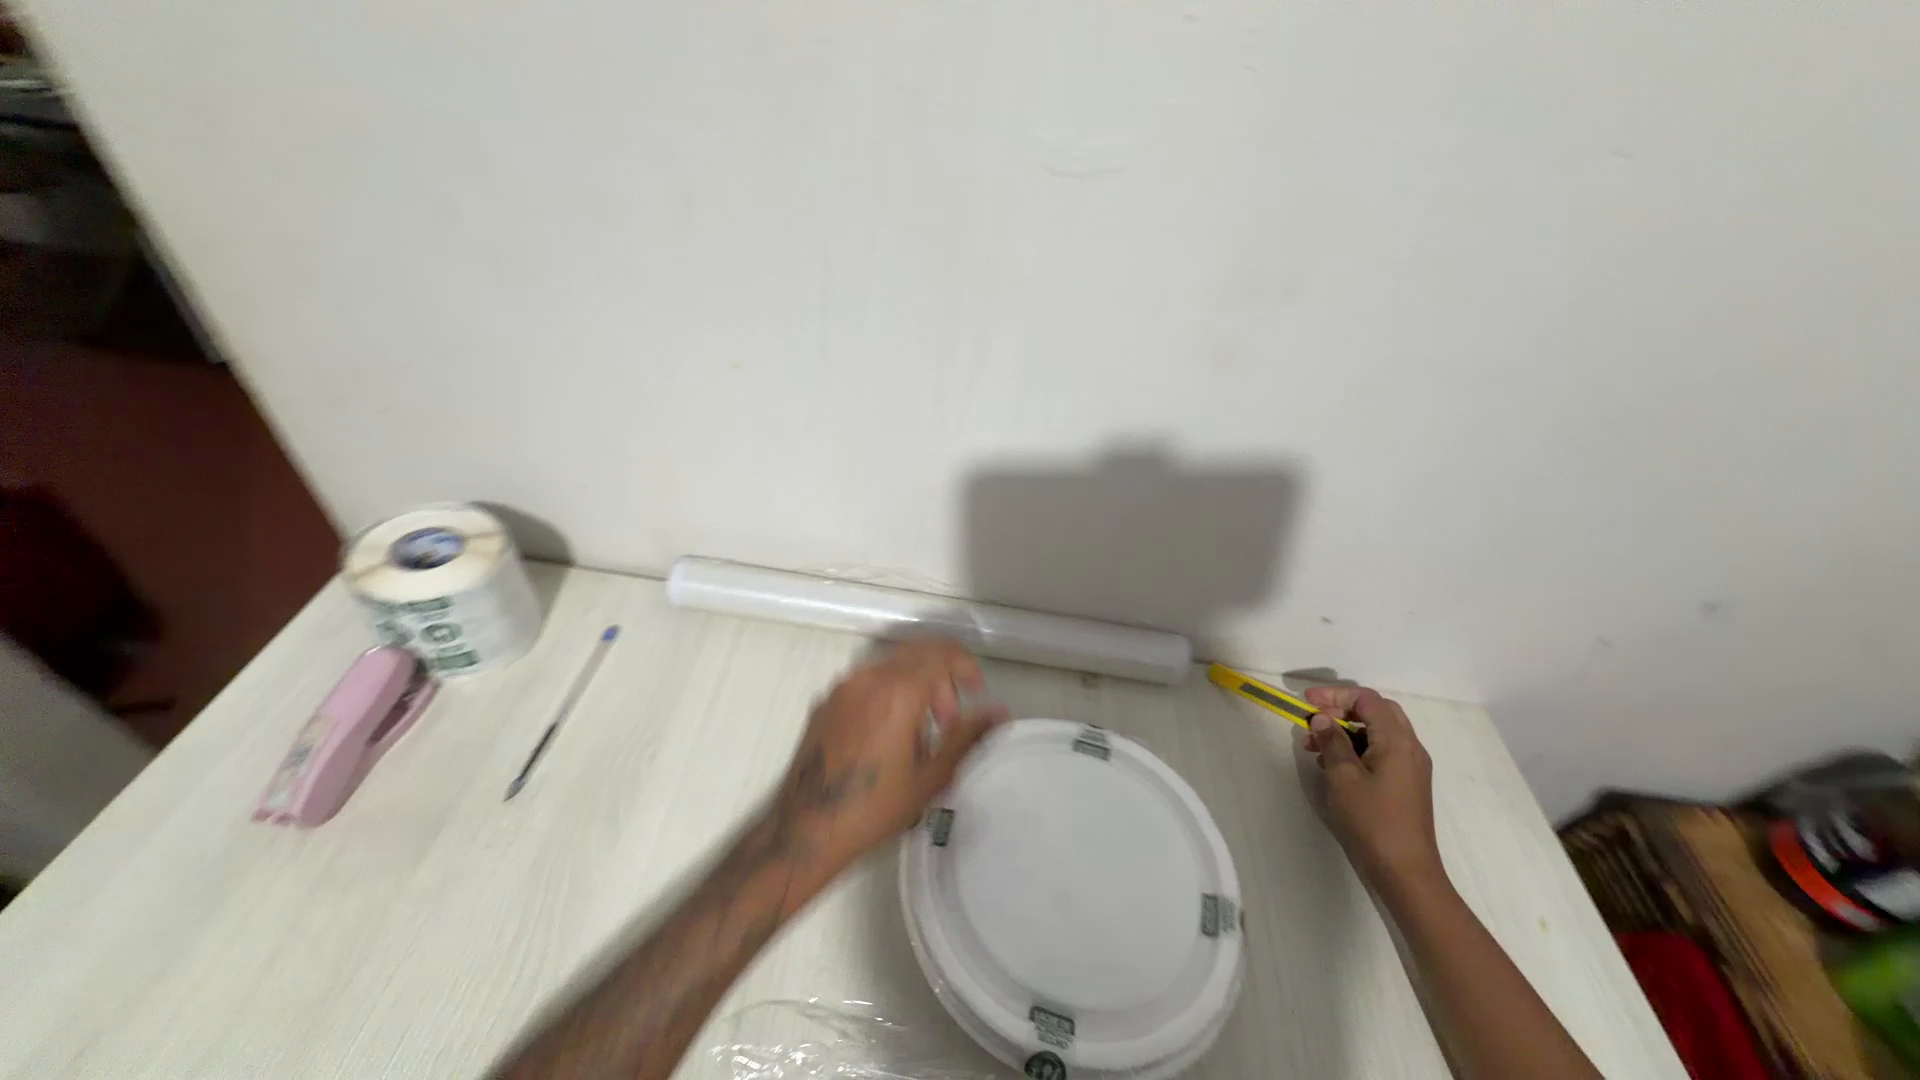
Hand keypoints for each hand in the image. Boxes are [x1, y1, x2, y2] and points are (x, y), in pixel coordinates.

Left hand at [772, 638, 1008, 871]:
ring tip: (920, 734)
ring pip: (890, 667)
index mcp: (897, 692)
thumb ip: (967, 737)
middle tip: (949, 721)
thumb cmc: (872, 808)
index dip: (966, 666)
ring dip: (915, 686)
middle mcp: (866, 680)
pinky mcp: (825, 704)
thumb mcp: (931, 777)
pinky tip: (889, 736)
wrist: (805, 830)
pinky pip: (866, 683)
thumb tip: (998, 713)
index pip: (941, 653)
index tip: (975, 690)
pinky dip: (888, 693)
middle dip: (941, 679)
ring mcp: (841, 689)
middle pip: (916, 654)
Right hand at [1300, 686, 1442, 890]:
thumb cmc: (1372, 821)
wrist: (1405, 871)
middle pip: (1377, 712)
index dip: (1335, 695)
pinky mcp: (1405, 784)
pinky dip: (1356, 748)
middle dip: (1342, 709)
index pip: (1367, 700)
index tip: (1306, 702)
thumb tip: (1322, 719)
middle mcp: (1409, 748)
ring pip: (1378, 732)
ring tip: (1314, 745)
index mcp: (1397, 741)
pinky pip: (1380, 752)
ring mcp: (1410, 767)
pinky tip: (1332, 764)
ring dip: (1346, 730)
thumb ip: (1332, 742)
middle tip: (1313, 719)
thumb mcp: (1343, 778)